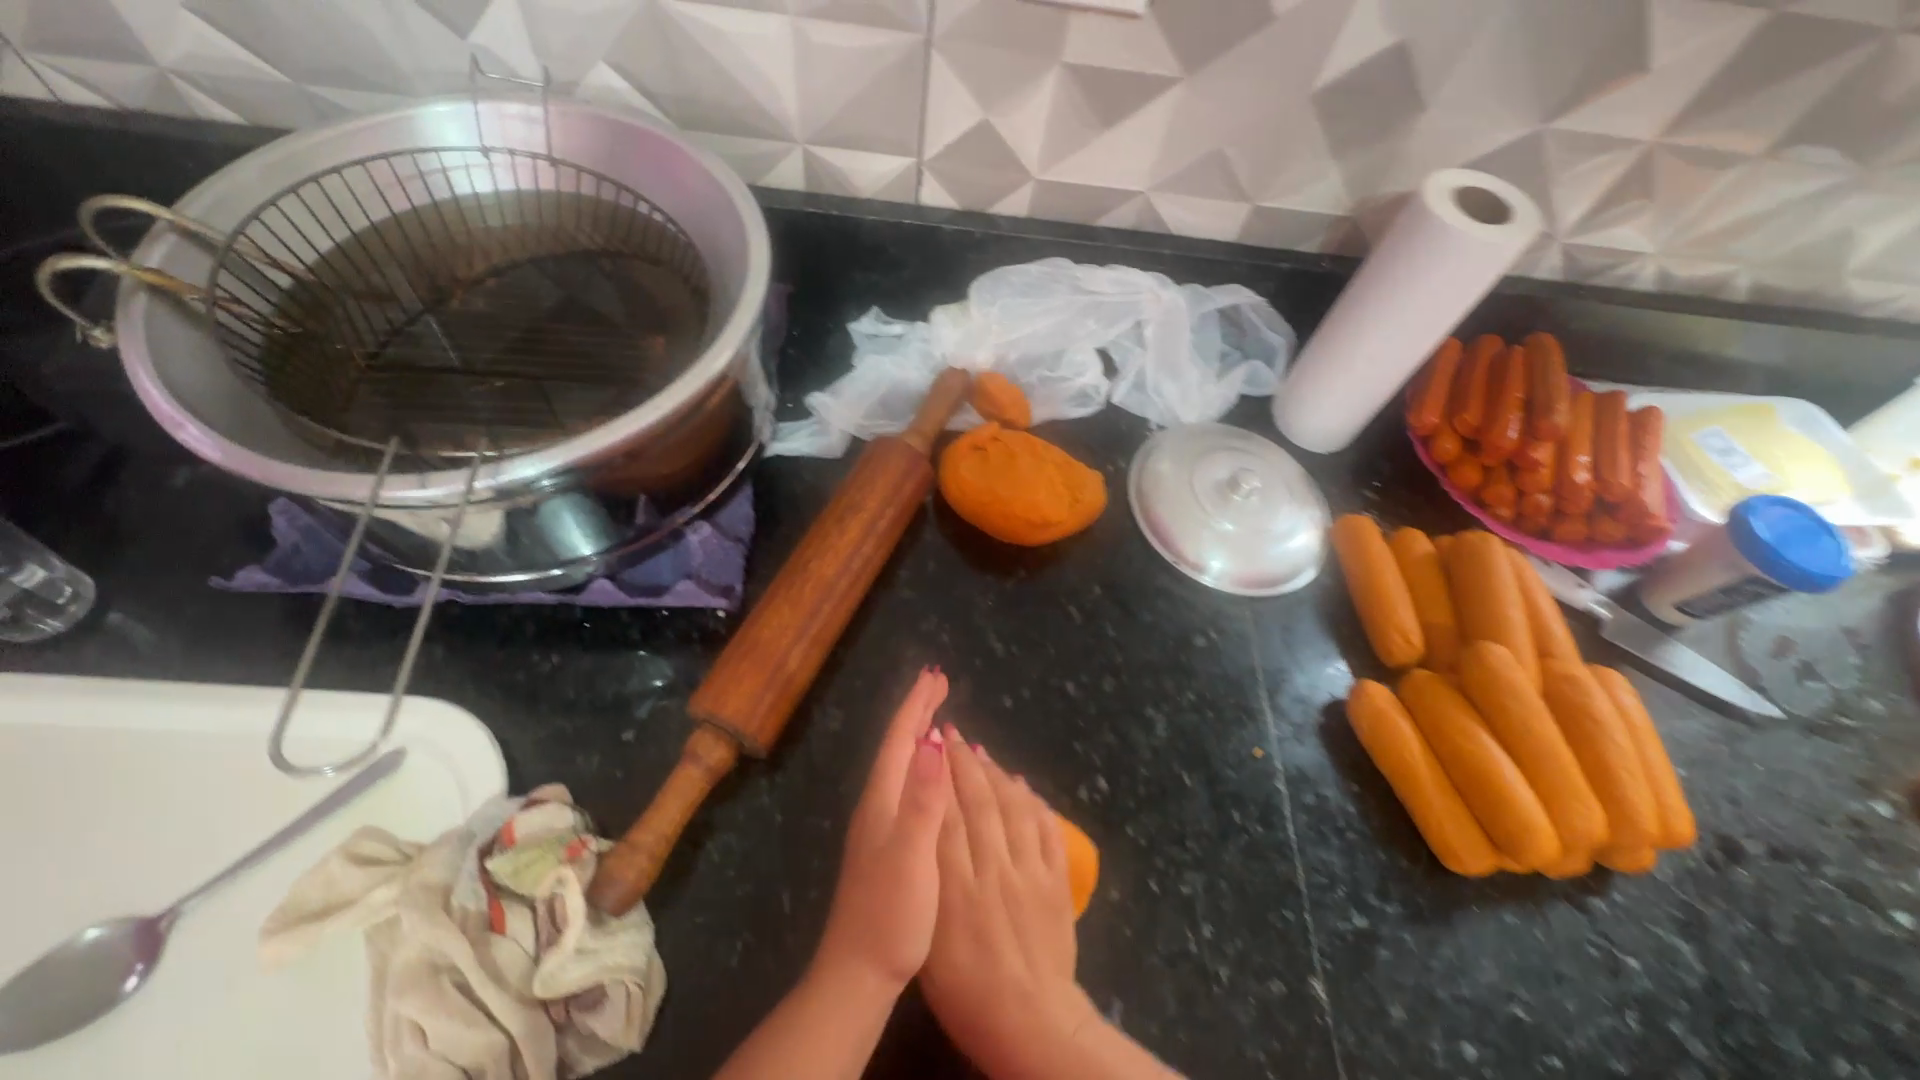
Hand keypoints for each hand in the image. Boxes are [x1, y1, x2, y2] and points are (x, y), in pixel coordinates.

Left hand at [814, 667, 952, 992]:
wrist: (858, 973)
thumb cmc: (890, 915)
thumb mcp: (913, 856)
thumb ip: (925, 800)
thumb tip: (936, 742)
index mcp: (882, 803)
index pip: (900, 741)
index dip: (917, 706)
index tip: (935, 676)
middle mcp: (876, 808)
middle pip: (897, 749)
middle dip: (917, 714)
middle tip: (938, 684)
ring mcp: (878, 830)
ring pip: (900, 768)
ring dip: (918, 738)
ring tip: (936, 719)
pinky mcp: (886, 849)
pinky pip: (906, 790)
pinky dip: (921, 769)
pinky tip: (930, 781)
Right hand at [920, 727, 1099, 1076]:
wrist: (1030, 1021)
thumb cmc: (966, 990)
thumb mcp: (931, 941)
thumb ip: (930, 884)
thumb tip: (926, 837)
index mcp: (956, 883)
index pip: (944, 814)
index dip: (937, 774)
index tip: (928, 744)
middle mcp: (993, 867)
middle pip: (978, 801)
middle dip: (964, 762)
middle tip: (953, 732)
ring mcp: (1030, 872)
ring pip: (1013, 808)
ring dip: (997, 775)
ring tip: (983, 752)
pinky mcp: (1057, 883)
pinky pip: (1048, 832)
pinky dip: (1035, 804)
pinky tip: (1025, 788)